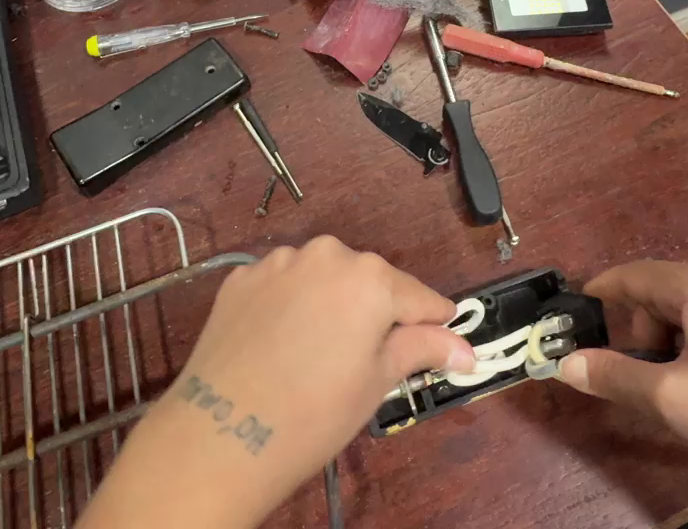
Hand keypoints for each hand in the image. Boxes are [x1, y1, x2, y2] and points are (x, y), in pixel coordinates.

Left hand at [77, 236, 475, 528]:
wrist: (221, 433)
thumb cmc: (314, 412)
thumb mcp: (377, 381)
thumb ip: (423, 349)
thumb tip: (466, 348)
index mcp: (371, 277)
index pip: (419, 296)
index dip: (433, 321)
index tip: (443, 337)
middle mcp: (327, 254)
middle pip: (368, 280)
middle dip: (376, 311)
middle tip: (368, 358)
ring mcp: (279, 262)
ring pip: (322, 278)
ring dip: (329, 302)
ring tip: (318, 352)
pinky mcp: (242, 277)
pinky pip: (281, 284)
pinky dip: (289, 304)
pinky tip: (281, 342)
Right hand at [559, 261, 687, 528]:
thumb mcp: (673, 402)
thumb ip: (613, 377)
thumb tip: (565, 365)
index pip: (630, 275)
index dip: (598, 294)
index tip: (573, 316)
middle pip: (658, 293)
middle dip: (640, 332)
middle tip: (643, 380)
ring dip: (669, 344)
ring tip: (683, 394)